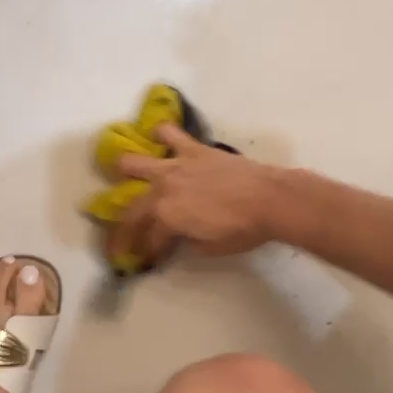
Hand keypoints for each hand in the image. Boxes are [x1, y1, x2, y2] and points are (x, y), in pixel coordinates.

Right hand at [112, 124, 289, 261]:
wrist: (269, 198)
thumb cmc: (243, 229)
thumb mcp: (212, 248)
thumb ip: (188, 243)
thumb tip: (180, 240)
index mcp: (167, 217)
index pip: (148, 239)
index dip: (145, 251)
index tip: (144, 259)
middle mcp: (161, 190)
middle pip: (133, 210)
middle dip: (124, 229)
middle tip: (125, 238)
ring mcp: (174, 166)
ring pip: (133, 164)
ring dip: (125, 172)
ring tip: (123, 175)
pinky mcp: (192, 149)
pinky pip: (169, 133)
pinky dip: (160, 134)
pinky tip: (157, 136)